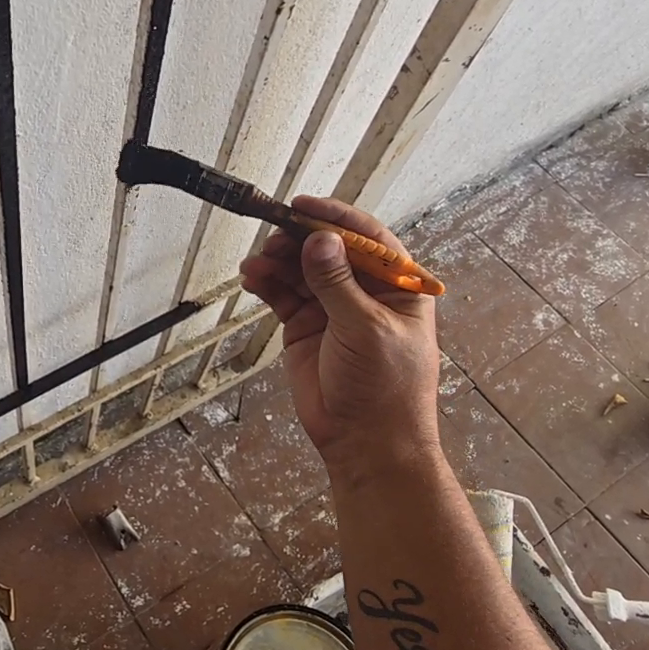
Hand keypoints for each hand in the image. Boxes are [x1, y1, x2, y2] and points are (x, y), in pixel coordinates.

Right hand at [238, 196, 440, 469]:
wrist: (366, 443)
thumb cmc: (385, 387)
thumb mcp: (365, 329)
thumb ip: (337, 283)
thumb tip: (319, 239)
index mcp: (395, 287)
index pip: (366, 239)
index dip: (335, 218)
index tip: (302, 206)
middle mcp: (363, 291)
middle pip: (328, 250)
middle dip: (299, 239)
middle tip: (272, 235)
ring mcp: (331, 308)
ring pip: (301, 270)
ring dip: (278, 261)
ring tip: (257, 261)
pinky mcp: (304, 327)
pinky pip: (282, 295)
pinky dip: (266, 283)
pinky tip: (252, 277)